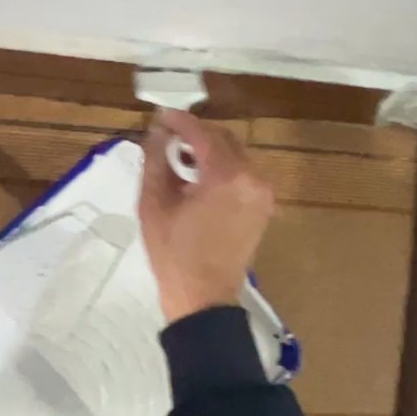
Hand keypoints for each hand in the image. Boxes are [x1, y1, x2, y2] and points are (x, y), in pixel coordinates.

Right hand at [138, 110, 276, 323]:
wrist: (203, 299)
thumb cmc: (174, 256)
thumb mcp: (154, 205)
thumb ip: (156, 161)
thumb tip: (157, 132)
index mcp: (227, 177)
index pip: (202, 134)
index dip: (178, 121)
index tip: (159, 115)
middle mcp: (253, 178)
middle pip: (224, 139)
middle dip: (196, 134)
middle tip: (167, 136)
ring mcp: (262, 194)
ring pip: (235, 156)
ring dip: (209, 151)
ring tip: (180, 159)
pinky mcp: (263, 208)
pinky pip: (242, 176)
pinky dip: (221, 170)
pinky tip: (198, 179)